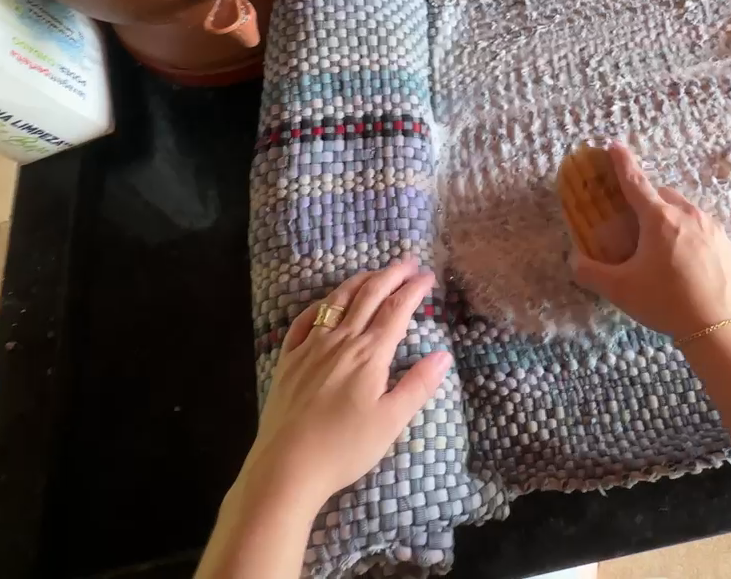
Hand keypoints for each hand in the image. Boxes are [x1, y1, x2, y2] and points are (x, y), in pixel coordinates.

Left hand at [239, 260, 453, 509]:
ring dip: (359, 282)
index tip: (428, 276)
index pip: (397, 310)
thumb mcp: (390, 422)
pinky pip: (305, 321)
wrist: (285, 467)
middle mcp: (342, 340)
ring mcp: (311, 347)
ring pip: (338, 302)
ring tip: (374, 272)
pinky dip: (321, 305)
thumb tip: (444, 355)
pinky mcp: (288, 359)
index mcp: (370, 353)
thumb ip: (418, 385)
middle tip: (408, 262)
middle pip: (369, 296)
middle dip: (391, 275)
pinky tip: (327, 303)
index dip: (414, 290)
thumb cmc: (343, 448)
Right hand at [570, 142, 730, 336]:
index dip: (622, 162)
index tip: (614, 145)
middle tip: (636, 221)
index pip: (635, 181)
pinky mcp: (728, 244)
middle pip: (662, 195)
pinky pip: (704, 228)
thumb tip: (574, 260)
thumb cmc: (665, 302)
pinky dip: (691, 234)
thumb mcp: (620, 290)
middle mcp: (687, 214)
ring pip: (685, 210)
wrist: (718, 328)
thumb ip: (590, 272)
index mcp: (658, 219)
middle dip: (647, 199)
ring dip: (670, 216)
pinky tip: (687, 260)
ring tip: (662, 245)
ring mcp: (712, 228)